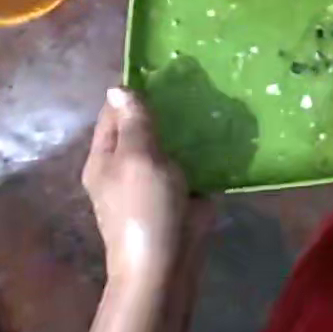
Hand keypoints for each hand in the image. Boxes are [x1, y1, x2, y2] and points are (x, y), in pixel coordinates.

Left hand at [83, 88, 209, 282]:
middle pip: (145, 125)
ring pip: (173, 141)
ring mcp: (158, 178)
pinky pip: (194, 160)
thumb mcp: (136, 159)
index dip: (134, 91)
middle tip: (198, 78)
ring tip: (216, 96)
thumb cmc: (144, 208)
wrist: (166, 263)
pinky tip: (226, 128)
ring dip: (190, 124)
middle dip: (167, 104)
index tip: (165, 68)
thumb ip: (133, 123)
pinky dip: (206, 146)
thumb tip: (117, 87)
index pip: (114, 113)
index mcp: (106, 157)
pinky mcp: (185, 189)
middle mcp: (129, 164)